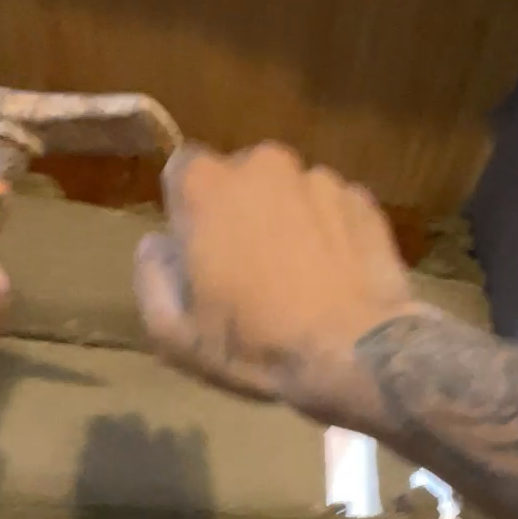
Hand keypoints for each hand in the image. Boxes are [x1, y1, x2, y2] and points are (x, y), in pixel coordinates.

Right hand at [134, 142, 428, 432]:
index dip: (192, 214)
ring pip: (295, 195)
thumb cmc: (259, 347)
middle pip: (244, 181)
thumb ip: (151, 280)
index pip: (184, 174)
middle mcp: (264, 164)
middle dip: (246, 215)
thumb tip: (155, 246)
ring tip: (306, 281)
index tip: (206, 255)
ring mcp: (322, 180)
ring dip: (294, 224)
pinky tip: (339, 279)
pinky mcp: (366, 203)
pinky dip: (334, 236)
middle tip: (259, 273)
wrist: (358, 354)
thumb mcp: (176, 336)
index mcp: (205, 184)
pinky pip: (337, 212)